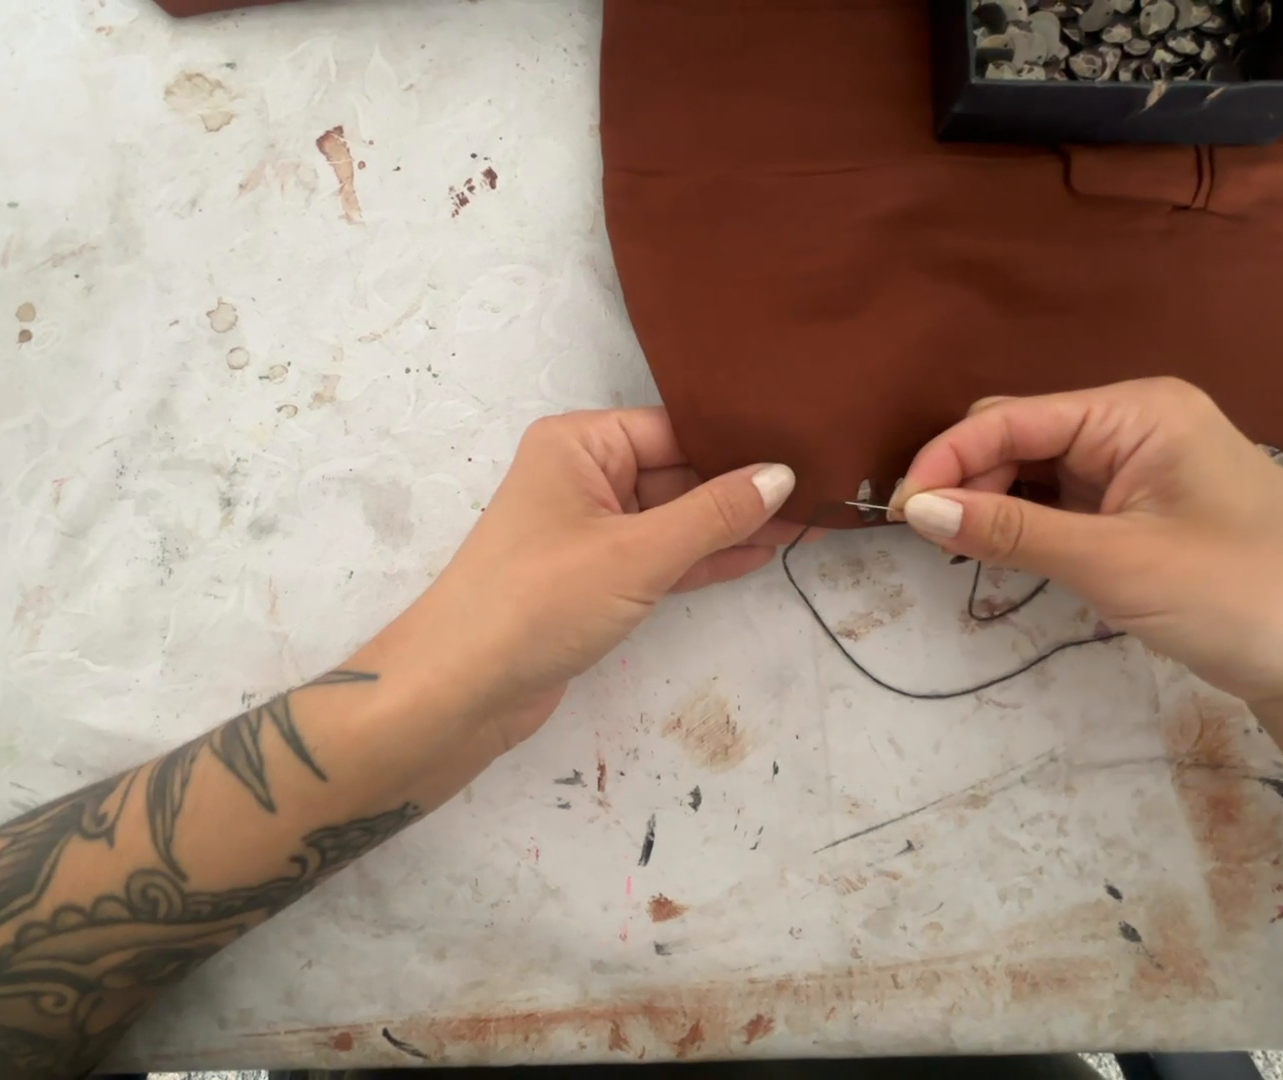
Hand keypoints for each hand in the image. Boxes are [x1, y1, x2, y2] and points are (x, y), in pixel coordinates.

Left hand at [371, 408, 797, 750]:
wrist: (462, 689)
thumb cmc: (543, 600)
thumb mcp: (637, 553)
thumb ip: (713, 514)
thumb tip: (782, 475)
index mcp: (580, 444)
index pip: (673, 430)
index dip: (737, 444)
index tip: (805, 450)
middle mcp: (582, 477)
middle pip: (675, 474)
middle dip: (739, 490)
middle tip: (820, 492)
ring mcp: (587, 531)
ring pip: (670, 520)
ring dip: (727, 527)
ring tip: (802, 526)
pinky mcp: (592, 580)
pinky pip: (657, 558)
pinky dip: (700, 560)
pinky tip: (756, 555)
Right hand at [888, 378, 1282, 703]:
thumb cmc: (1242, 594)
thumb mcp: (1111, 562)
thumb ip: (1007, 530)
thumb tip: (912, 509)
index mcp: (1134, 411)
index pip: (1008, 418)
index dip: (945, 460)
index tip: (900, 513)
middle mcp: (1130, 423)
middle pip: (1014, 434)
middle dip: (966, 479)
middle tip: (936, 540)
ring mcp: (1135, 464)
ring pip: (1030, 468)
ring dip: (990, 502)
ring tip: (969, 550)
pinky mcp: (1137, 504)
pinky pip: (1055, 497)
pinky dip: (1021, 520)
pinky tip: (1007, 549)